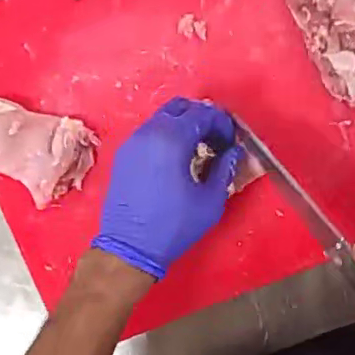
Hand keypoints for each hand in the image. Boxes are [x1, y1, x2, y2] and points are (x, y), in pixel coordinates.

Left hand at [93, 97, 245, 279]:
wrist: (130, 247)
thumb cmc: (173, 226)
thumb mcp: (210, 201)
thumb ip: (224, 170)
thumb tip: (232, 153)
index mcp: (172, 139)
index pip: (203, 113)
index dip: (222, 124)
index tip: (230, 141)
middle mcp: (149, 133)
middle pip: (179, 108)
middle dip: (201, 118)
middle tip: (214, 140)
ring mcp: (132, 143)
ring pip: (161, 119)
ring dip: (181, 127)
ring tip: (196, 151)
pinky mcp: (123, 157)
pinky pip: (148, 134)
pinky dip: (165, 138)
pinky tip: (174, 161)